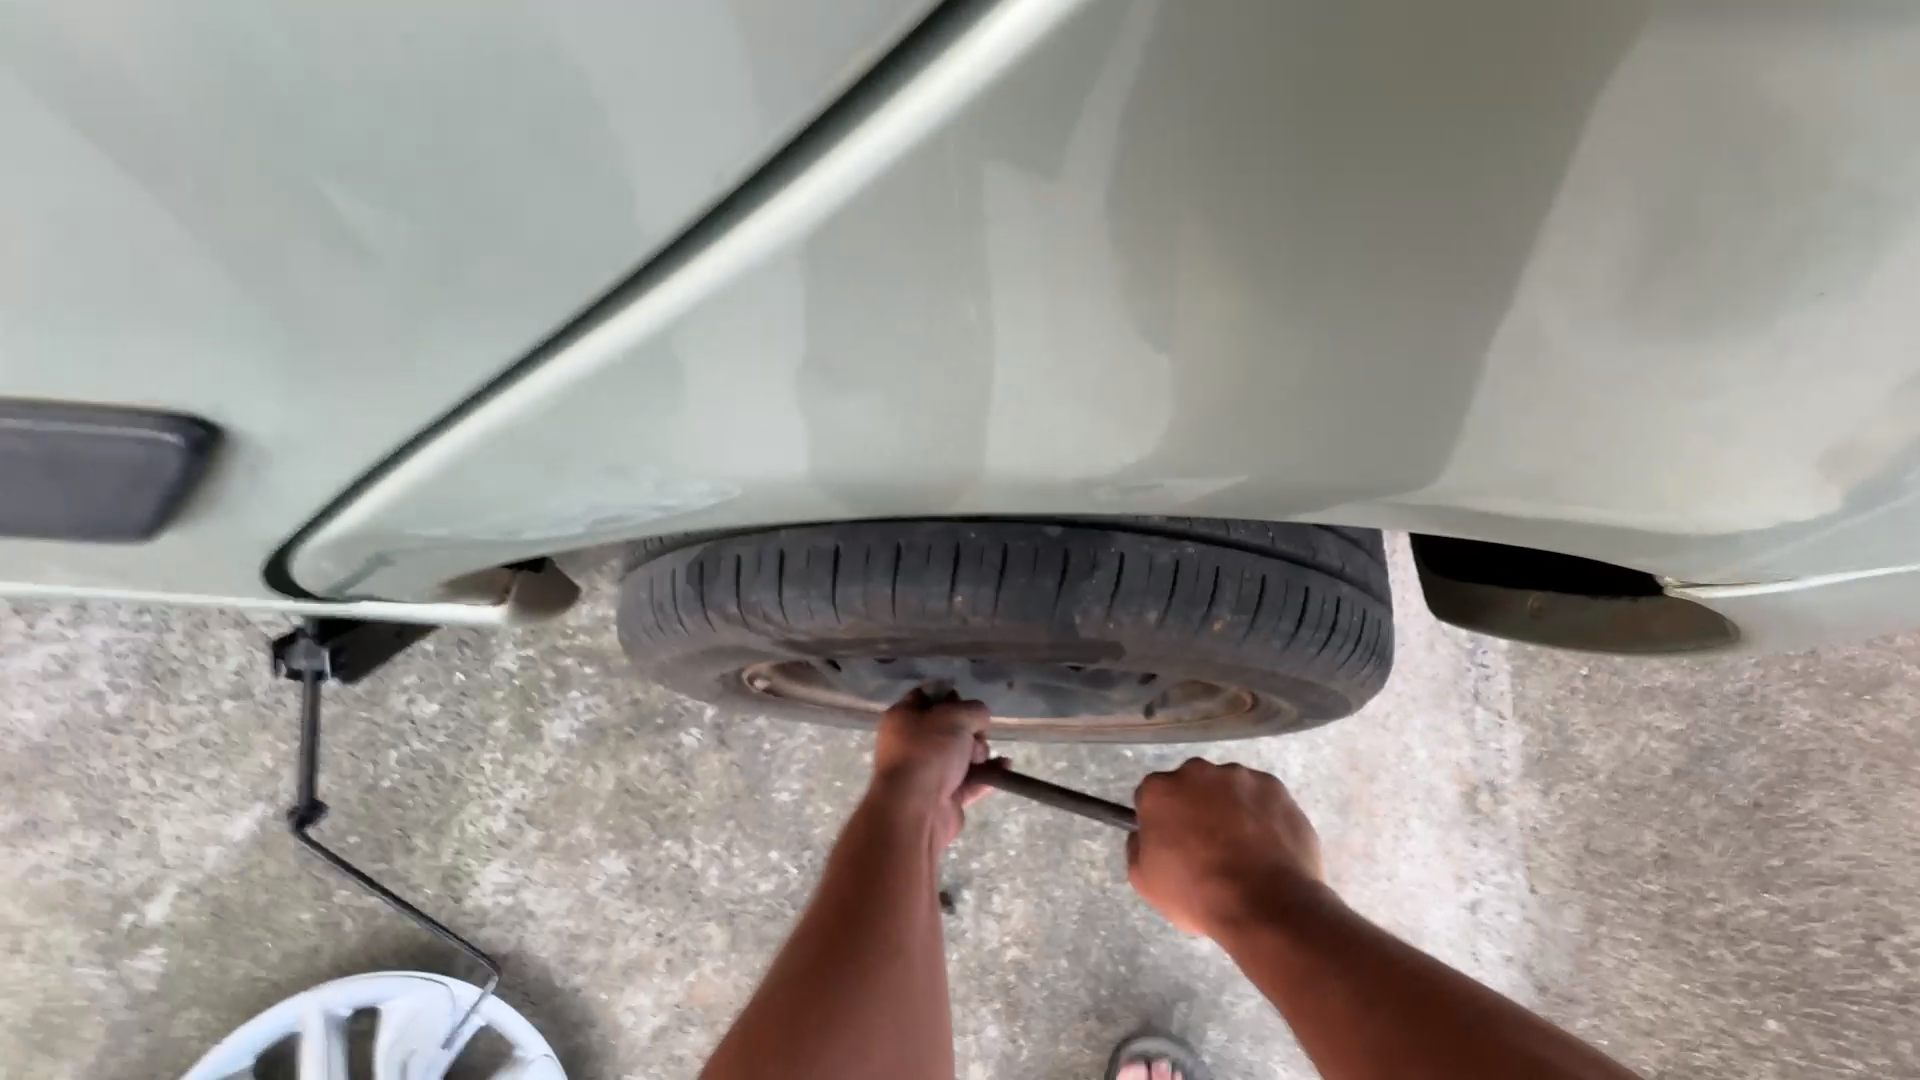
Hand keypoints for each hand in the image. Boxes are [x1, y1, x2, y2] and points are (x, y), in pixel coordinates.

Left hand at [868, 690, 997, 850]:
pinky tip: (1005, 768)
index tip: (968, 702)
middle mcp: (912, 743)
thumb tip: (979, 721)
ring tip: (980, 759)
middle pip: (950, 727)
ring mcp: (928, 771)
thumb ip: (975, 710)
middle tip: (975, 735)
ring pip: (962, 754)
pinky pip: (971, 780)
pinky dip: (987, 774)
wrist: (916, 808)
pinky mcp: (944, 796)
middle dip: (971, 730)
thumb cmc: (928, 751)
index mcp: (903, 718)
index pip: (927, 697)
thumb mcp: (956, 715)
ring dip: (979, 753)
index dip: (950, 696)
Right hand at [1128, 759, 1328, 936]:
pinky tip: (1267, 845)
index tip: (1172, 844)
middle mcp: (1196, 772)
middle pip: (1190, 785)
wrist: (1265, 905)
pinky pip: (1261, 797)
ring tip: (1244, 849)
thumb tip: (1146, 833)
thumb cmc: (1197, 894)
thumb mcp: (1144, 880)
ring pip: (1228, 789)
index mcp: (1159, 790)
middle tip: (1208, 846)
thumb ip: (1138, 845)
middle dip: (1196, 808)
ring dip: (1230, 809)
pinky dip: (1262, 814)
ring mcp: (1239, 776)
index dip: (1161, 821)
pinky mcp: (1274, 787)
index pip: (1152, 796)